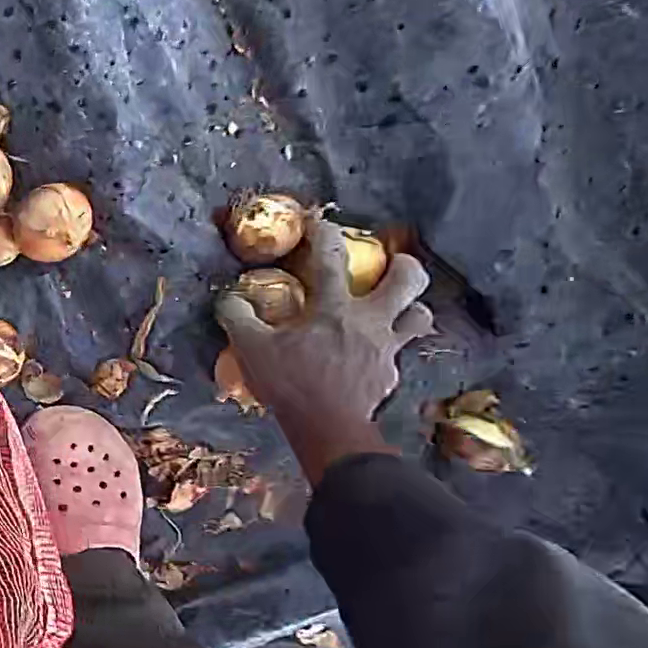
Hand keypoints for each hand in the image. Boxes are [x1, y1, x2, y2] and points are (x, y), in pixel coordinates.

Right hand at [215, 219, 433, 482]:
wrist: (326, 428)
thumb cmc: (289, 383)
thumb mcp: (250, 348)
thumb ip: (238, 317)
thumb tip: (229, 299)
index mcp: (334, 309)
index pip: (331, 259)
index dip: (324, 234)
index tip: (319, 220)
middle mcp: (369, 322)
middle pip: (408, 281)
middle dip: (404, 266)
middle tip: (391, 266)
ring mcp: (385, 350)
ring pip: (418, 318)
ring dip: (409, 310)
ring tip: (392, 312)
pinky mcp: (388, 376)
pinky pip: (396, 355)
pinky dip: (385, 351)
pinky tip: (368, 359)